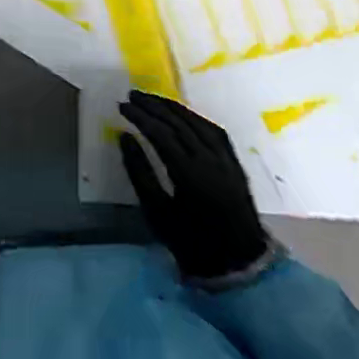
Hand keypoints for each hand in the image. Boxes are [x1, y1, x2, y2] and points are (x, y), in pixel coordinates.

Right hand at [118, 91, 269, 280]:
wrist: (237, 263)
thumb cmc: (189, 240)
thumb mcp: (155, 210)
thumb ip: (139, 171)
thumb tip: (125, 137)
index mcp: (189, 174)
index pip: (161, 134)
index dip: (140, 117)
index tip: (121, 106)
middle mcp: (211, 162)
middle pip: (180, 125)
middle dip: (154, 107)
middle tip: (132, 95)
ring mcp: (227, 162)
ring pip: (199, 124)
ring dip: (175, 108)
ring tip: (153, 99)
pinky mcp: (236, 166)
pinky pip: (216, 133)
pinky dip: (196, 119)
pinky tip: (183, 115)